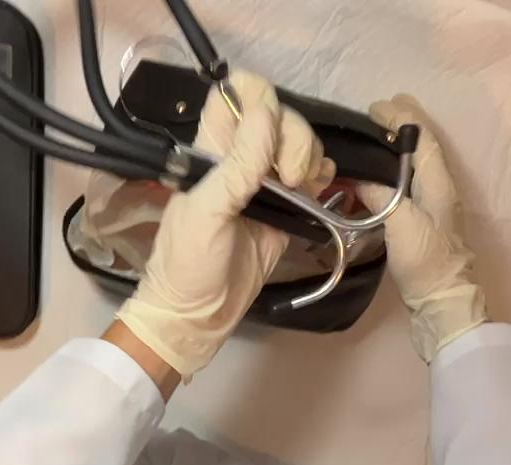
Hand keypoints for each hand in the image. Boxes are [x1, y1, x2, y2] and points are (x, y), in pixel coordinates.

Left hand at [116, 71, 329, 377]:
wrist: (197, 319)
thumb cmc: (188, 267)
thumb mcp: (206, 213)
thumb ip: (236, 166)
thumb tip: (267, 112)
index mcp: (210, 154)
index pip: (235, 98)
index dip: (258, 99)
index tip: (269, 130)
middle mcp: (238, 163)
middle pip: (278, 117)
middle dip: (294, 137)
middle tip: (292, 178)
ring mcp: (264, 188)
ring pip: (297, 145)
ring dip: (310, 156)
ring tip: (305, 188)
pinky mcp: (284, 214)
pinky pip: (311, 180)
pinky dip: (322, 176)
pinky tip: (319, 191)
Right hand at [360, 95, 486, 363]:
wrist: (442, 304)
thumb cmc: (427, 264)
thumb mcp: (402, 224)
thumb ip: (382, 196)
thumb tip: (361, 179)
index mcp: (439, 183)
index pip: (422, 138)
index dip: (401, 118)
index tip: (377, 107)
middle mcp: (439, 191)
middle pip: (420, 150)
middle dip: (397, 131)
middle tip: (369, 122)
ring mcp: (432, 210)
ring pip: (413, 170)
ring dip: (392, 154)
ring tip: (367, 148)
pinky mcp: (423, 229)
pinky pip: (405, 191)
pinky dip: (388, 179)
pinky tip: (373, 187)